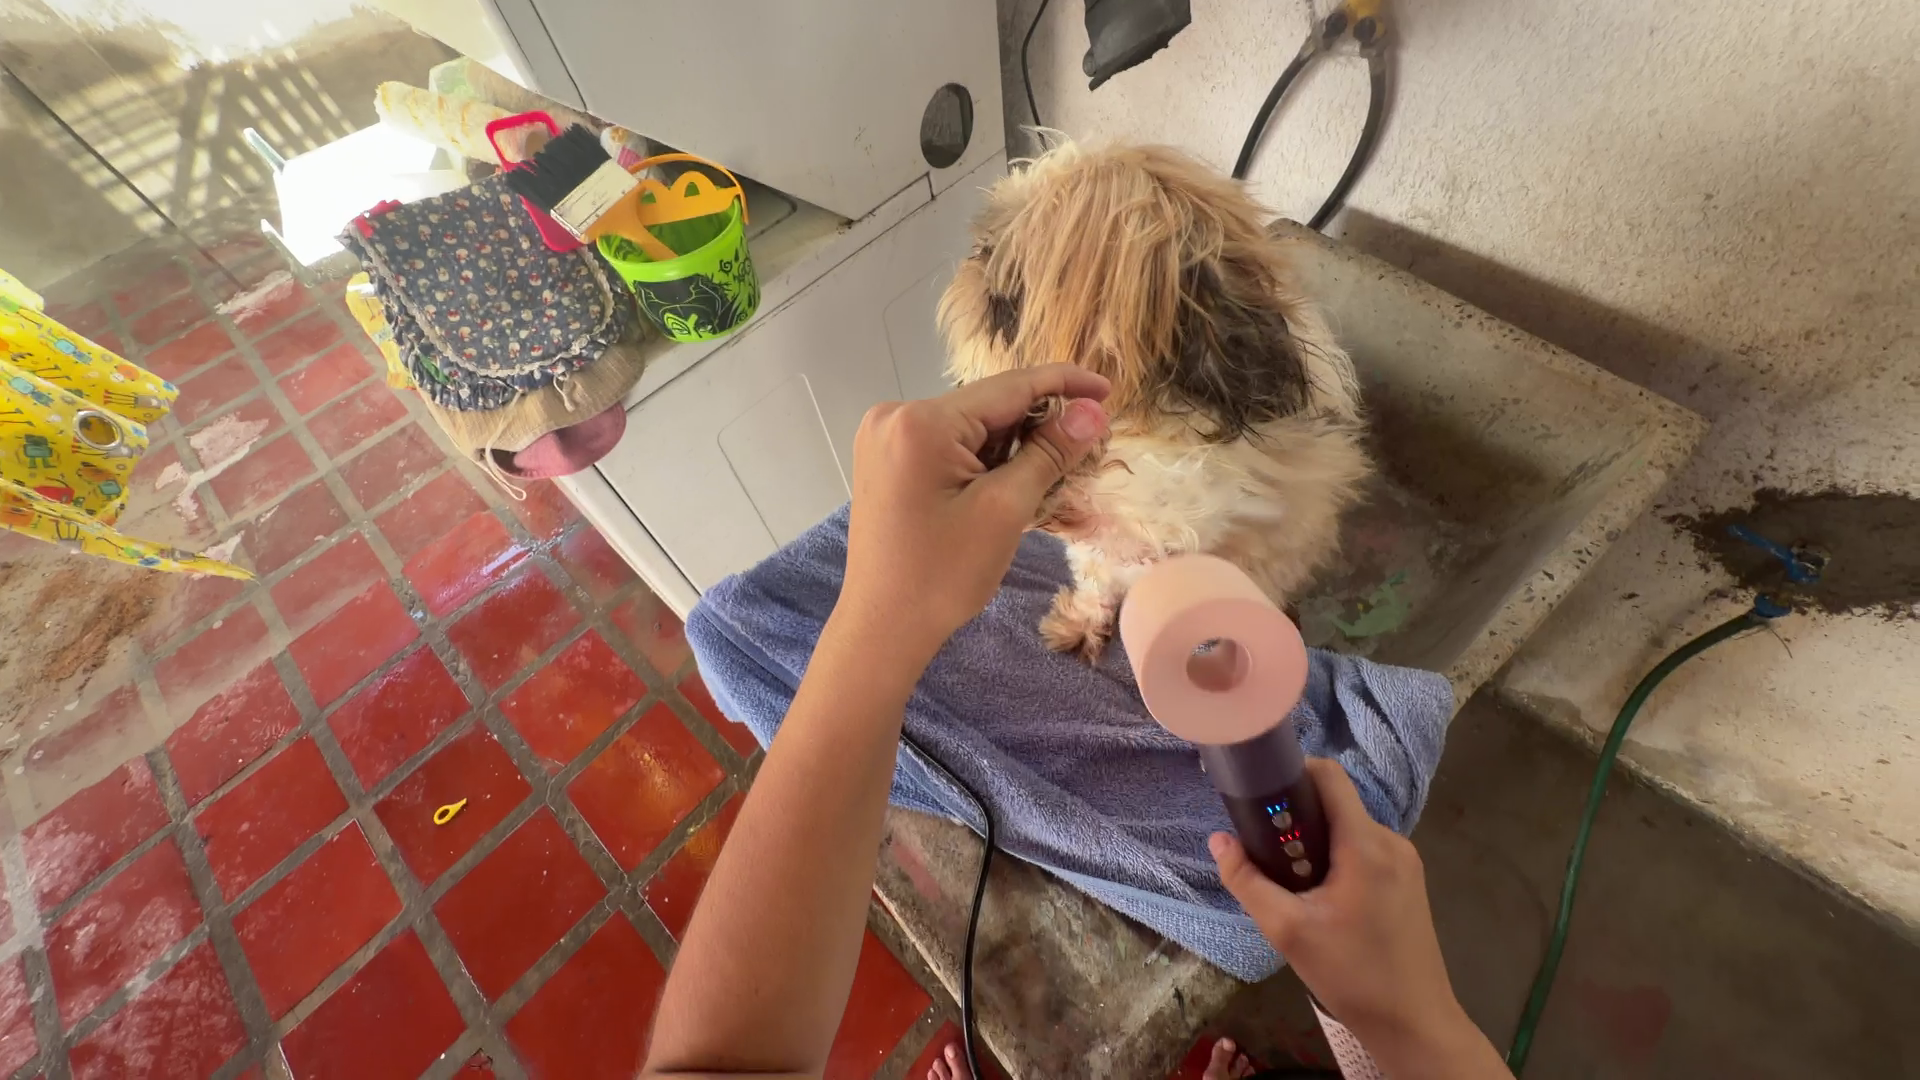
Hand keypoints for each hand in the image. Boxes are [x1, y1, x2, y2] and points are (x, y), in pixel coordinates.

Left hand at [836, 365, 1109, 660]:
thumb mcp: (1004, 510)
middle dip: (1036, 426)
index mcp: (920, 422)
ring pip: (969, 428)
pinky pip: (947, 446)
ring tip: (1043, 481)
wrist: (883, 627)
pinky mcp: (886, 461)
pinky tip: (1005, 486)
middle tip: (1083, 452)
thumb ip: (1049, 453)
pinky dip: (982, 460)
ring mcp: (884, 439)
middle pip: (986, 407)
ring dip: (1011, 447)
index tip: (1108, 389)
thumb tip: (1093, 410)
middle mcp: (894, 416)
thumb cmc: (943, 576)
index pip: (1008, 387)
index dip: (1064, 384)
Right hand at [1210, 759, 1471, 1054]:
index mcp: (1366, 844)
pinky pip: (1361, 846)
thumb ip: (1246, 880)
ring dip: (1314, 838)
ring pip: (1346, 825)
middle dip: (1296, 814)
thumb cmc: (1352, 974)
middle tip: (1267, 847)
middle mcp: (1390, 841)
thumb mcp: (1286, 929)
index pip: (1328, 775)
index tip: (1261, 793)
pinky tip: (1318, 891)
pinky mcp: (1407, 879)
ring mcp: (1404, 861)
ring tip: (1290, 876)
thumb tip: (1218, 840)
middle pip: (1333, 801)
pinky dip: (1334, 854)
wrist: (1416, 1028)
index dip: (1292, 770)